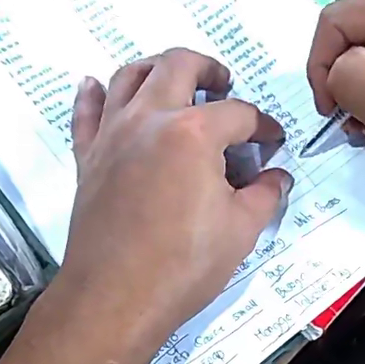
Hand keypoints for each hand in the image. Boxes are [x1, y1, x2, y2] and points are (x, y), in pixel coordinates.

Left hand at [56, 49, 291, 354]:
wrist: (116, 298)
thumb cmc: (185, 266)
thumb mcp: (242, 231)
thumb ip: (265, 195)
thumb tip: (278, 178)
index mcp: (194, 133)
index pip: (239, 113)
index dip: (263, 126)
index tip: (273, 141)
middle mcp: (149, 119)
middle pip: (178, 66)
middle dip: (209, 68)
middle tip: (224, 82)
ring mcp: (112, 136)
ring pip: (129, 75)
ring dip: (156, 67)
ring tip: (174, 79)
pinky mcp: (88, 159)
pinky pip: (86, 113)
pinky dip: (94, 93)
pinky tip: (97, 86)